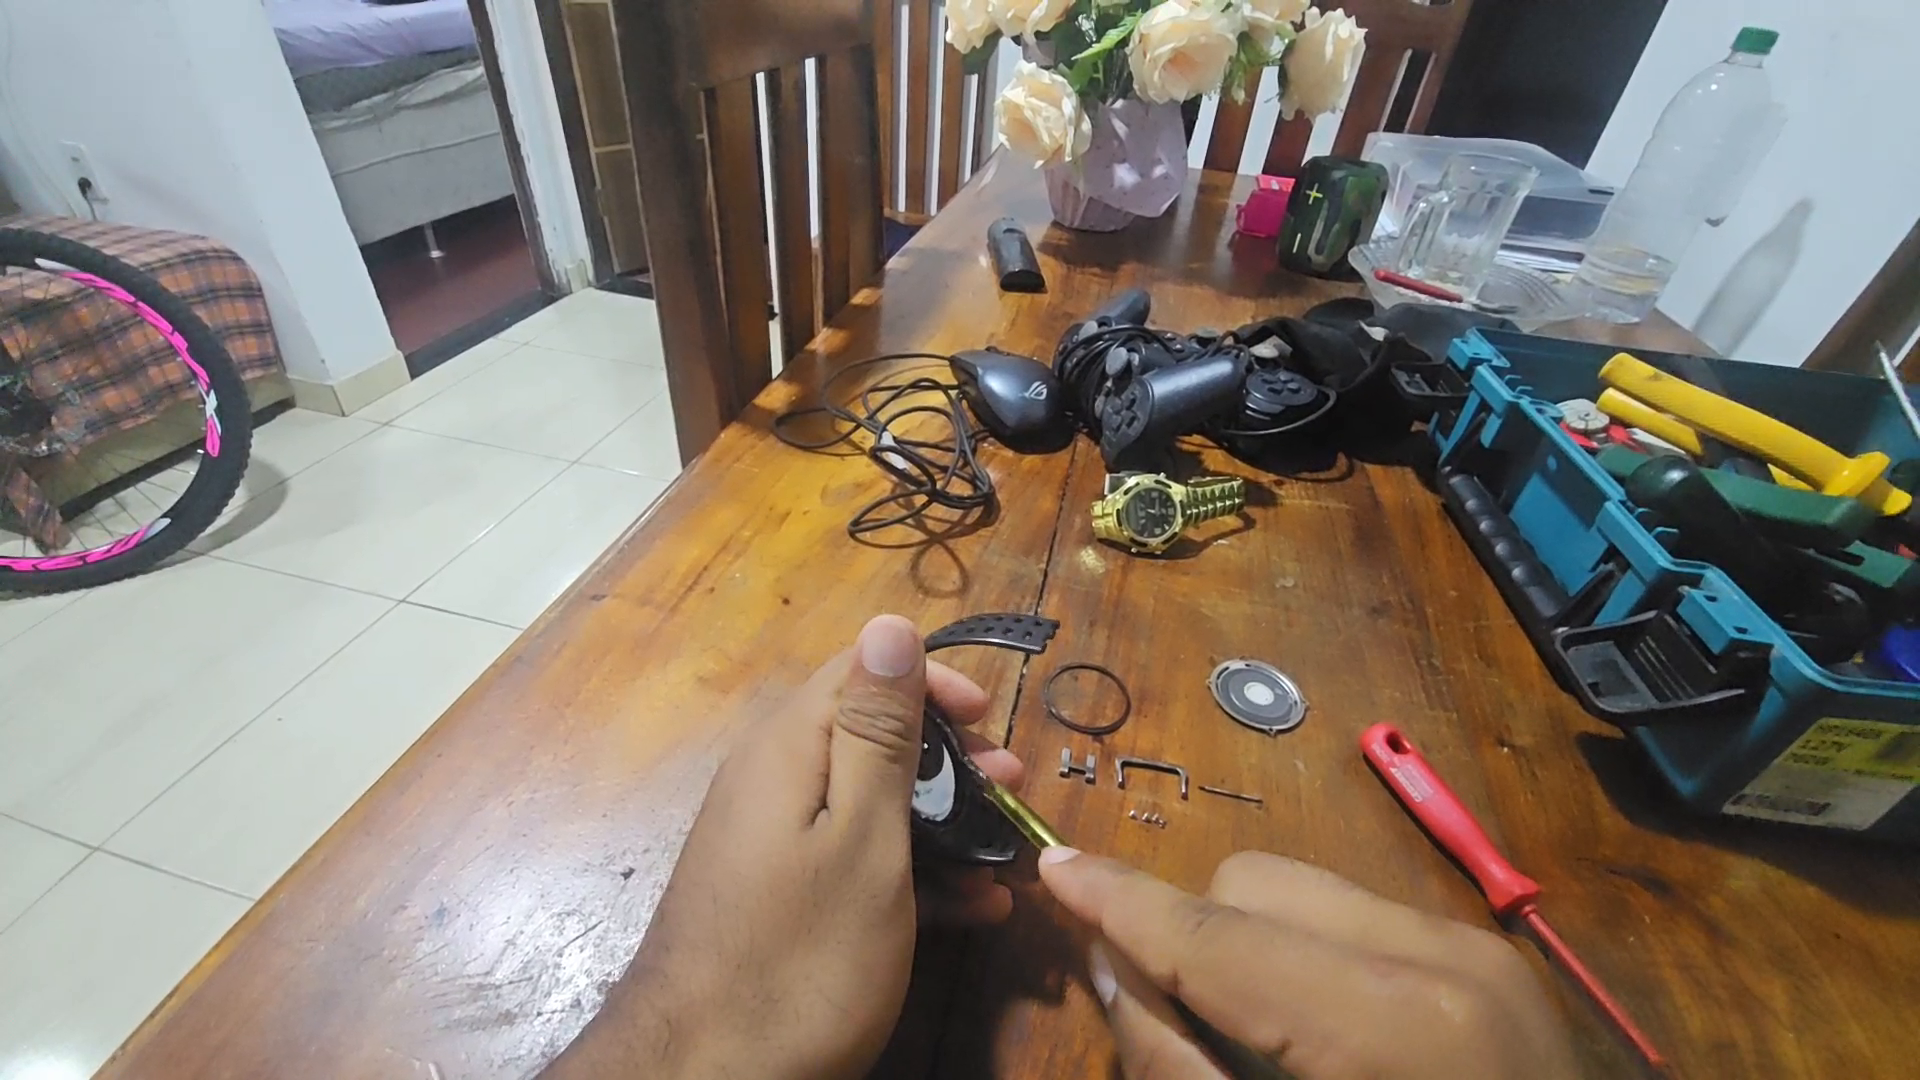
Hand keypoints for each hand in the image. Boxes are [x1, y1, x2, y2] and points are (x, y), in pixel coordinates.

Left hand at [543, 615, 1023, 1079]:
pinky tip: (971, 904)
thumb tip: (889, 622)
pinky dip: (911, 864)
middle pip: (872, 731)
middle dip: (949, 753)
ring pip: (871, 796)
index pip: (864, 668)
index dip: (931, 681)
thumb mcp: (861, 835)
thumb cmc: (800, 954)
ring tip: (1004, 848)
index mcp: (792, 744)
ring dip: (943, 815)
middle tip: (1009, 786)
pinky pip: (853, 849)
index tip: (986, 719)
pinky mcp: (784, 885)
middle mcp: (778, 775)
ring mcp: (778, 834)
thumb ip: (878, 728)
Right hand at [1038, 849, 1579, 1079]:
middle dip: (1195, 938)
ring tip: (1267, 1038)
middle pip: (1248, 884)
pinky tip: (1324, 1036)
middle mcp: (1441, 952)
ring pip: (1292, 888)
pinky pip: (1342, 915)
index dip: (1121, 900)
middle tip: (1190, 1026)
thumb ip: (1180, 1068)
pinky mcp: (1488, 958)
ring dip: (1245, 943)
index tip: (1054, 864)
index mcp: (1402, 1021)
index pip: (1215, 934)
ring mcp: (1475, 948)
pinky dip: (1300, 955)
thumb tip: (1112, 958)